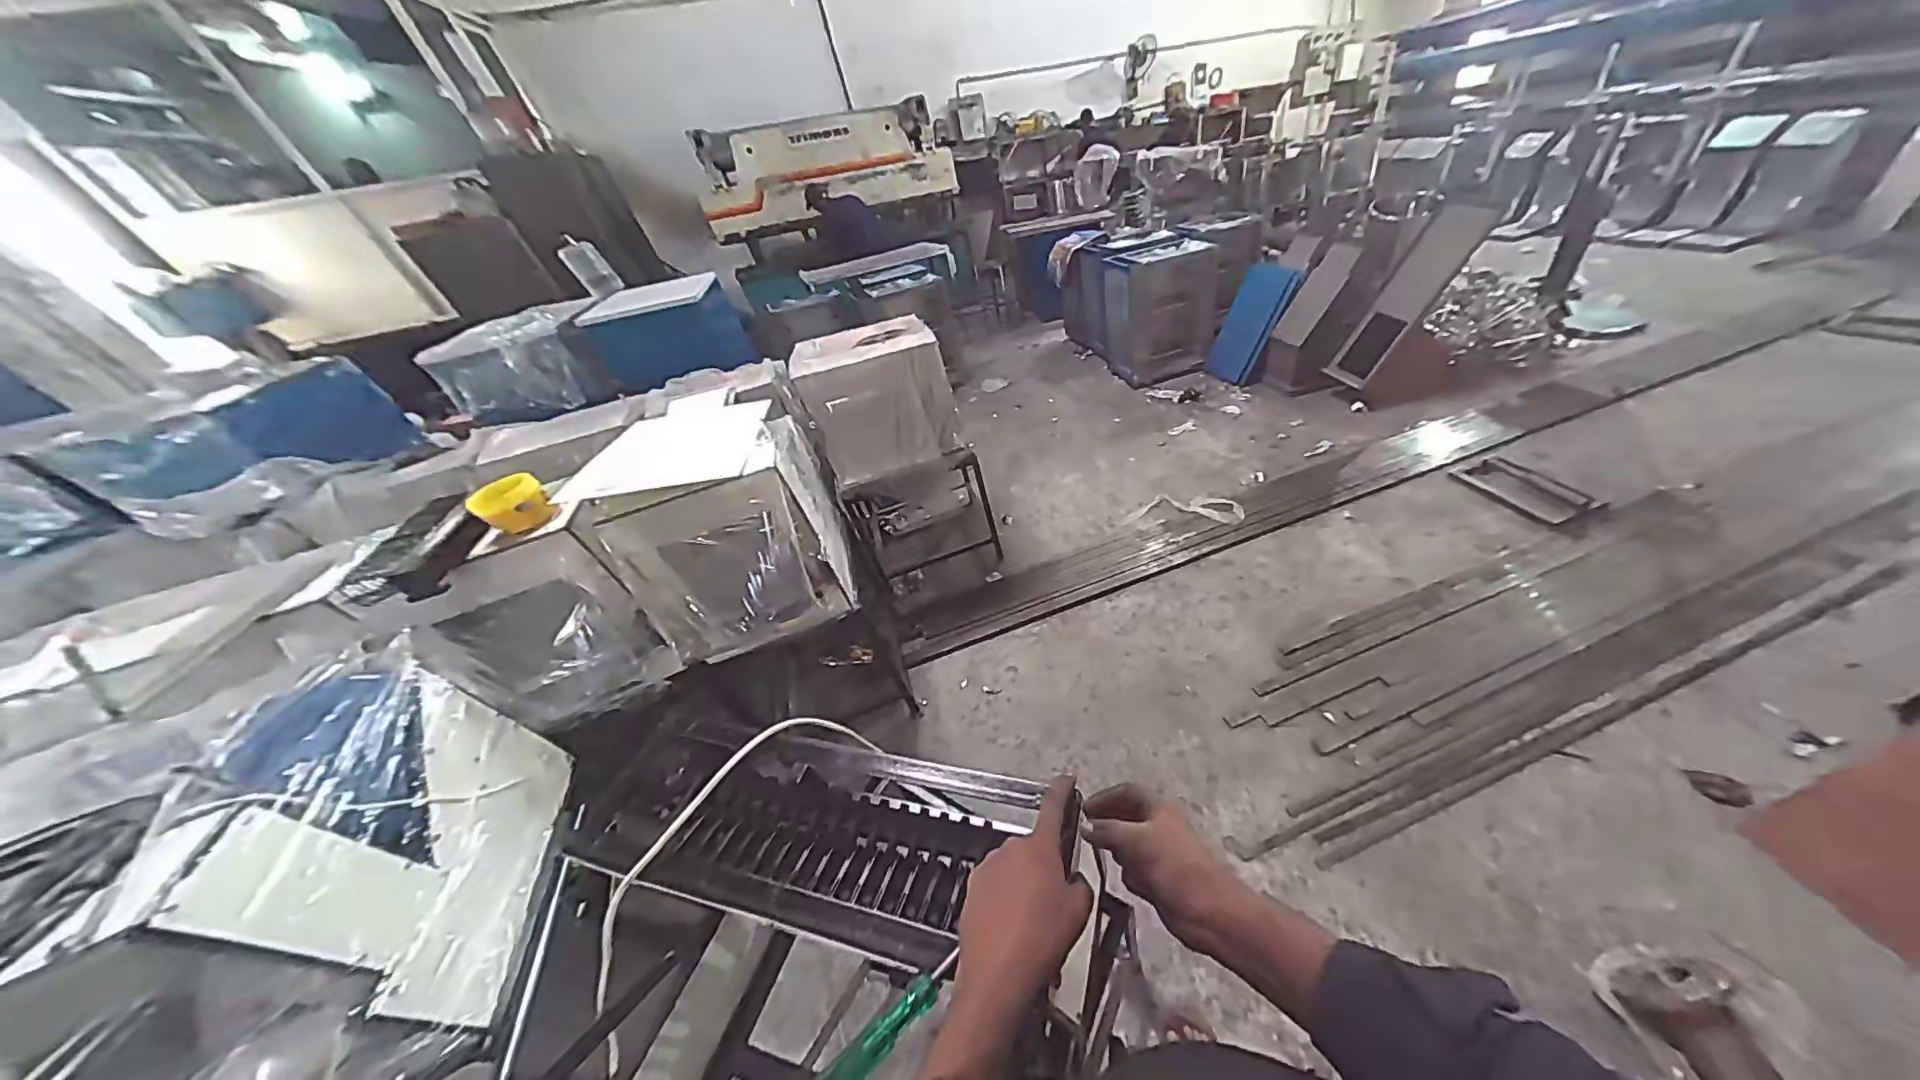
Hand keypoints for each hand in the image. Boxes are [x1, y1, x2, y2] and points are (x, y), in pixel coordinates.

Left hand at [927, 777, 1093, 1079]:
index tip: (1066, 780)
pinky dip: (1006, 900)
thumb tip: (1071, 879)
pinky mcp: (972, 889)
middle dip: (1045, 866)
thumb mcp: (1079, 909)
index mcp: (1038, 848)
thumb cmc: (1041, 939)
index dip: (1062, 791)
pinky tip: (1014, 928)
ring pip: (1014, 869)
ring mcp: (987, 868)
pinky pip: (996, 886)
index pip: (1053, 807)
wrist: (996, 975)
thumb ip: (1079, 881)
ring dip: (1025, 886)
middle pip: (1034, 848)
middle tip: (1056, 900)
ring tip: (1035, 924)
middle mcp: (1009, 849)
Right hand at [1084, 783, 1244, 954]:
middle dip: (1108, 827)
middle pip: (1125, 819)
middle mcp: (1159, 827)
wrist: (1209, 912)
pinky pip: (1135, 872)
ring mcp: (1160, 854)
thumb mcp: (1136, 839)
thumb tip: (1084, 826)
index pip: (1126, 793)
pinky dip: (1131, 876)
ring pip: (1127, 848)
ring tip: (1106, 860)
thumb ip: (1106, 829)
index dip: (1104, 797)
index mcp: (1159, 809)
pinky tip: (1134, 884)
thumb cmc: (1175, 866)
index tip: (1082, 810)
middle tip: (1085, 835)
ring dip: (1118, 854)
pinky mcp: (1160, 880)